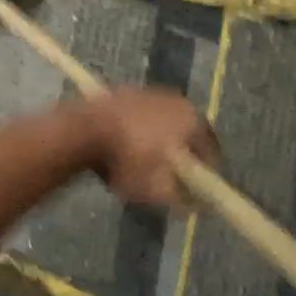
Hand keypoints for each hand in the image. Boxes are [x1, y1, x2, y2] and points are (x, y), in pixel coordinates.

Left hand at [78, 86, 217, 207]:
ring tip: (144, 167)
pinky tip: (125, 150)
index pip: (211, 152)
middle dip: (182, 158)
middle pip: (187, 135)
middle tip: (170, 181)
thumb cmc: (130, 160)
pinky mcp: (124, 93)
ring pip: (163, 126)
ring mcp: (148, 93)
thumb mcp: (162, 192)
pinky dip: (139, 134)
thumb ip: (186, 199)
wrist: (84, 129)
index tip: (195, 193)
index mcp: (193, 119)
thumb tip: (198, 203)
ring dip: (159, 145)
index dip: (205, 176)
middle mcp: (175, 100)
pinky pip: (140, 120)